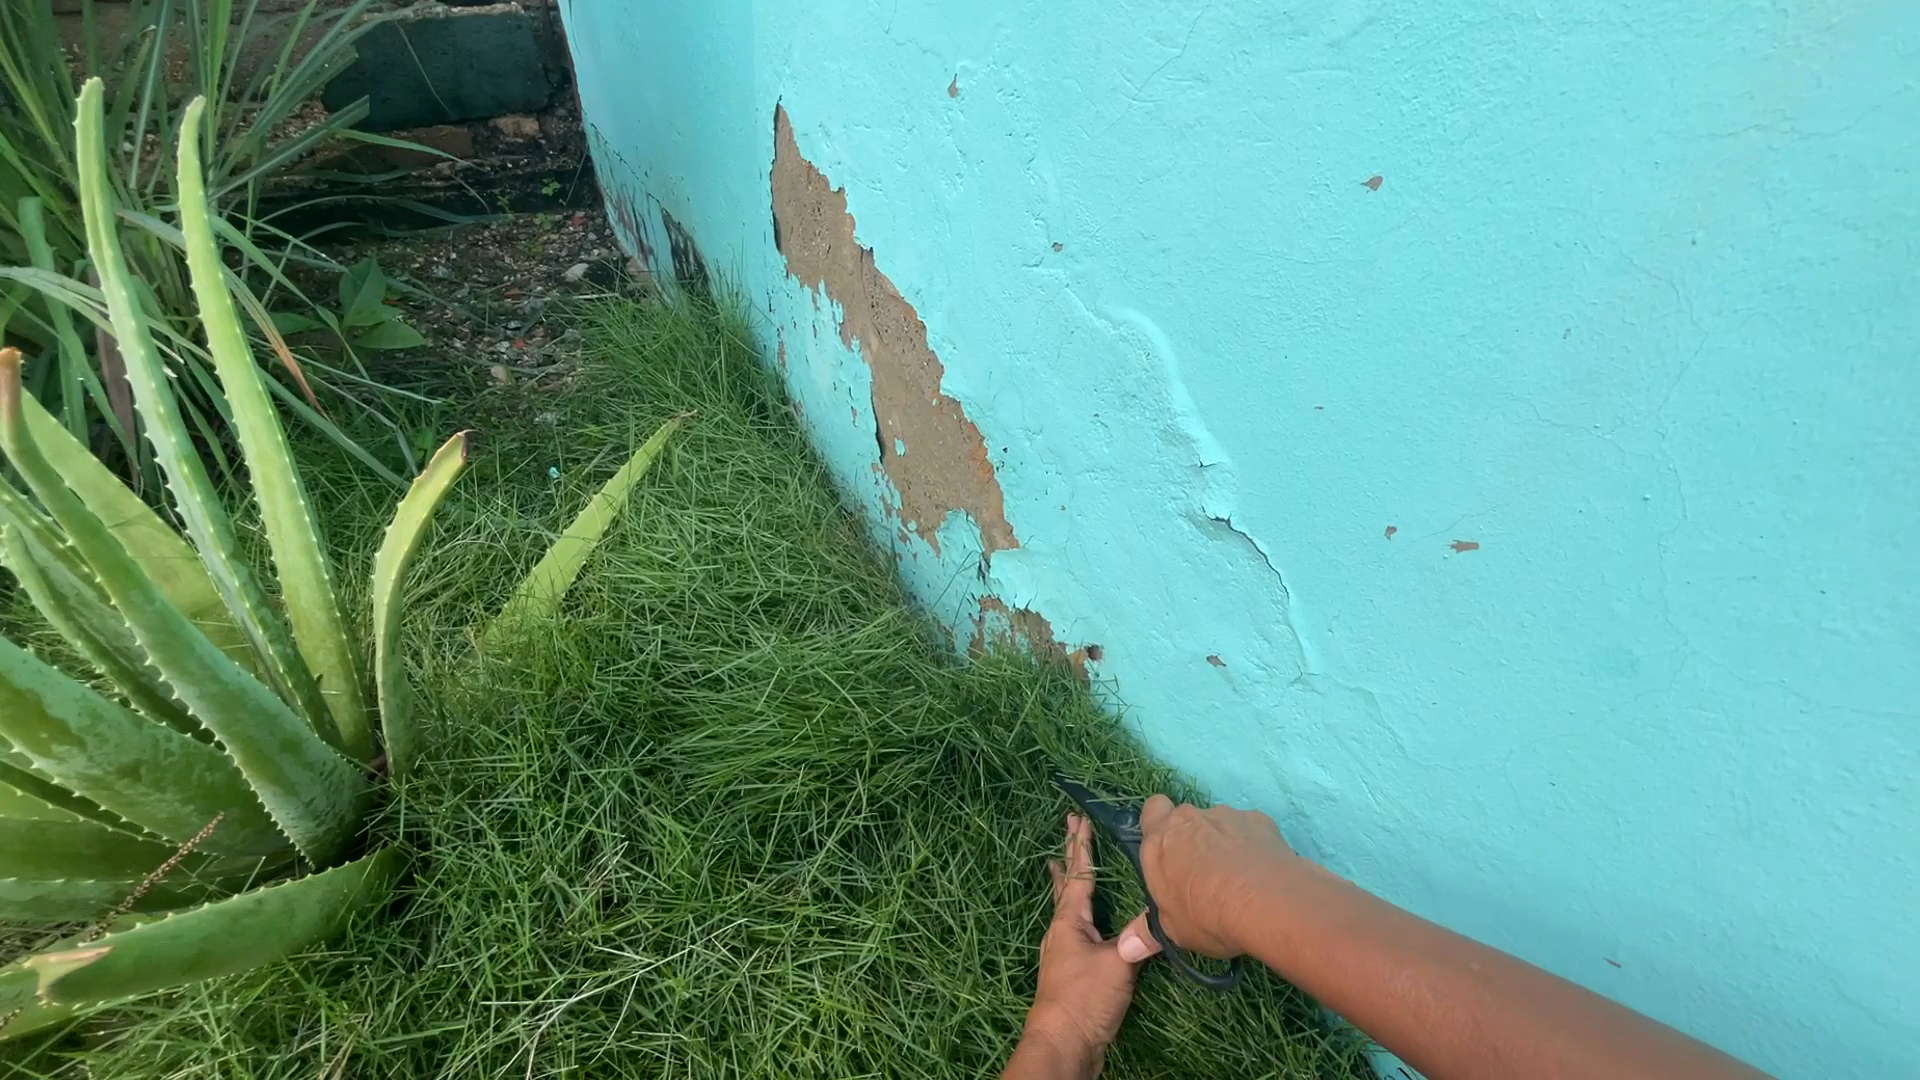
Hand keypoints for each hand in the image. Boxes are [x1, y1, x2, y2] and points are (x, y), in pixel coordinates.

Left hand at [1015, 815, 1161, 1074]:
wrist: (1064, 1043)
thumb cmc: (1085, 997)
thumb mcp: (1118, 964)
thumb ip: (1137, 937)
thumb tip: (1160, 916)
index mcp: (1070, 919)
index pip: (1079, 873)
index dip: (1081, 845)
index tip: (1077, 818)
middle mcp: (1062, 928)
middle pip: (1066, 882)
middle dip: (1070, 854)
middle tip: (1067, 827)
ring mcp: (1062, 948)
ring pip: (1066, 904)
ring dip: (1068, 881)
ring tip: (1060, 864)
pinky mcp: (1068, 969)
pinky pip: (1072, 926)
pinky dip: (1076, 910)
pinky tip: (1081, 920)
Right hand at [1137, 795, 1297, 958]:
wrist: (1264, 903)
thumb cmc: (1206, 916)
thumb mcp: (1173, 930)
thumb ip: (1146, 932)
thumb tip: (1122, 951)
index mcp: (1159, 839)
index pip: (1151, 809)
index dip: (1158, 823)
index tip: (1168, 849)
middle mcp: (1188, 819)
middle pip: (1185, 818)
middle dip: (1192, 838)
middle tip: (1201, 871)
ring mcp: (1224, 816)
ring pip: (1218, 824)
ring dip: (1222, 842)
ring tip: (1237, 877)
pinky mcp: (1257, 820)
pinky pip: (1250, 829)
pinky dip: (1252, 844)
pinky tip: (1261, 870)